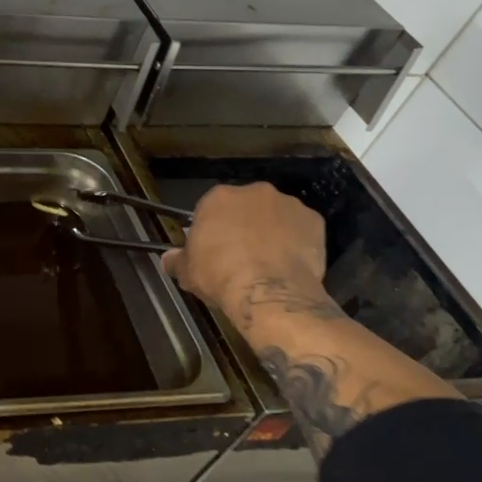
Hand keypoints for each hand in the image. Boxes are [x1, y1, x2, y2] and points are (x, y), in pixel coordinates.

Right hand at [160, 182, 330, 325]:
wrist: (267, 290)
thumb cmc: (219, 275)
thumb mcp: (187, 272)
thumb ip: (177, 260)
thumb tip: (167, 259)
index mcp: (219, 198)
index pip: (211, 208)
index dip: (211, 229)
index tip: (212, 249)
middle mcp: (255, 192)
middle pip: (245, 207)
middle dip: (243, 225)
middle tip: (238, 254)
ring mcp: (288, 203)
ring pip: (275, 216)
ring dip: (270, 231)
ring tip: (266, 262)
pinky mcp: (314, 220)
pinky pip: (300, 229)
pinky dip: (295, 242)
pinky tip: (288, 264)